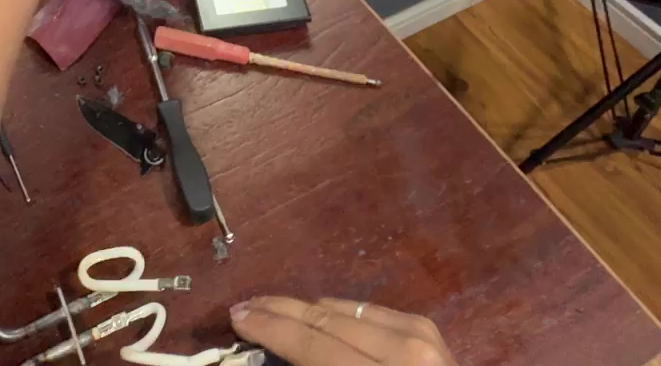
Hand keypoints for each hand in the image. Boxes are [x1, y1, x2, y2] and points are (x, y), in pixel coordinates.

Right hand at [230, 298, 456, 365]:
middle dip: (277, 310)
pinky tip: (314, 316)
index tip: (235, 315)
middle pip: (323, 317)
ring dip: (301, 309)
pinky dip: (334, 313)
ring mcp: (419, 335)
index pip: (311, 344)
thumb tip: (276, 354)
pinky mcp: (425, 327)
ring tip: (271, 310)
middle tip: (243, 306)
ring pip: (340, 307)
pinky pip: (364, 310)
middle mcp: (403, 352)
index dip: (269, 327)